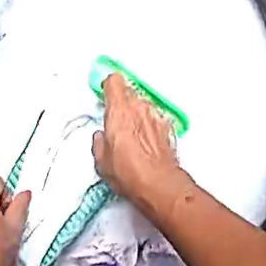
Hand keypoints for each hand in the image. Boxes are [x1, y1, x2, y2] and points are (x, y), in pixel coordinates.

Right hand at [93, 72, 191, 212]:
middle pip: (129, 92)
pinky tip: (145, 142)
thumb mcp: (101, 161)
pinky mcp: (167, 126)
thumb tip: (101, 138)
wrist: (158, 183)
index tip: (105, 93)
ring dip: (137, 114)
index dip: (108, 85)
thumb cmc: (129, 172)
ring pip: (143, 105)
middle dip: (122, 102)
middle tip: (116, 119)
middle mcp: (139, 107)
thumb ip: (99, 141)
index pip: (114, 81)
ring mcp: (155, 115)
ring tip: (132, 135)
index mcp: (119, 111)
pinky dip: (149, 125)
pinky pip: (155, 118)